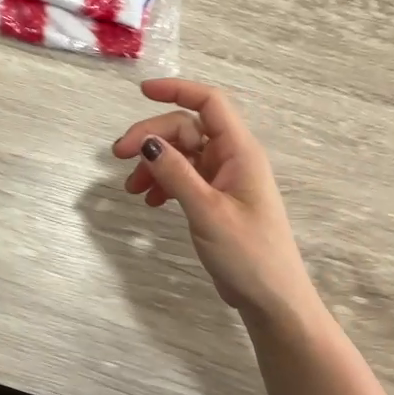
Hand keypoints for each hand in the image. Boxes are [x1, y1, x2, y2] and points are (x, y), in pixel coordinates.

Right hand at [112, 78, 317, 318]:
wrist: (274, 305)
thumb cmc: (249, 254)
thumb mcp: (207, 211)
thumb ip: (176, 173)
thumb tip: (146, 140)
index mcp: (239, 150)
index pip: (208, 102)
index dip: (177, 89)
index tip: (141, 92)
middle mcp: (232, 157)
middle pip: (186, 128)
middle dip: (151, 136)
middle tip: (119, 155)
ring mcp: (224, 178)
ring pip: (181, 153)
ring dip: (154, 163)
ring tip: (131, 188)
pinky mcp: (216, 199)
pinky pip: (184, 177)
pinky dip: (164, 182)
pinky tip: (150, 201)